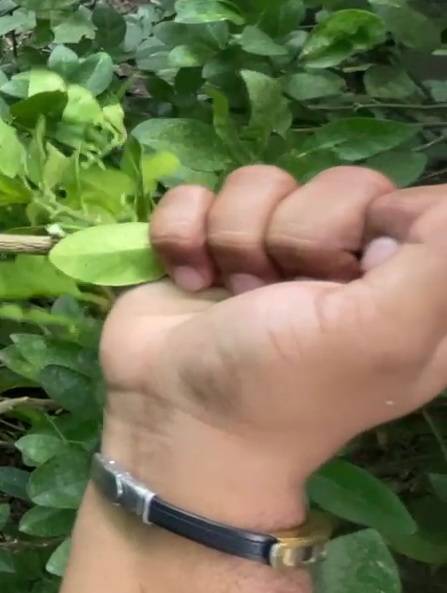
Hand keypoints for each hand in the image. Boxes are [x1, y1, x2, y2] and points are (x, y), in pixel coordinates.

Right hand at [98, 167, 446, 526]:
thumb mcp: (380, 332)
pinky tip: (187, 277)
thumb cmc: (283, 382)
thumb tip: (418, 206)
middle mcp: (342, 258)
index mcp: (409, 282)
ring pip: (252, 184)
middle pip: (329, 184)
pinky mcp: (195, 245)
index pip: (416, 200)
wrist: (173, 408)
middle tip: (278, 289)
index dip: (376, 219)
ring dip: (227, 239)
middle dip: (289, 235)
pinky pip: (186, 198)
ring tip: (230, 289)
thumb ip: (435, 264)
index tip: (348, 270)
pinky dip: (176, 236)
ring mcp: (261, 249)